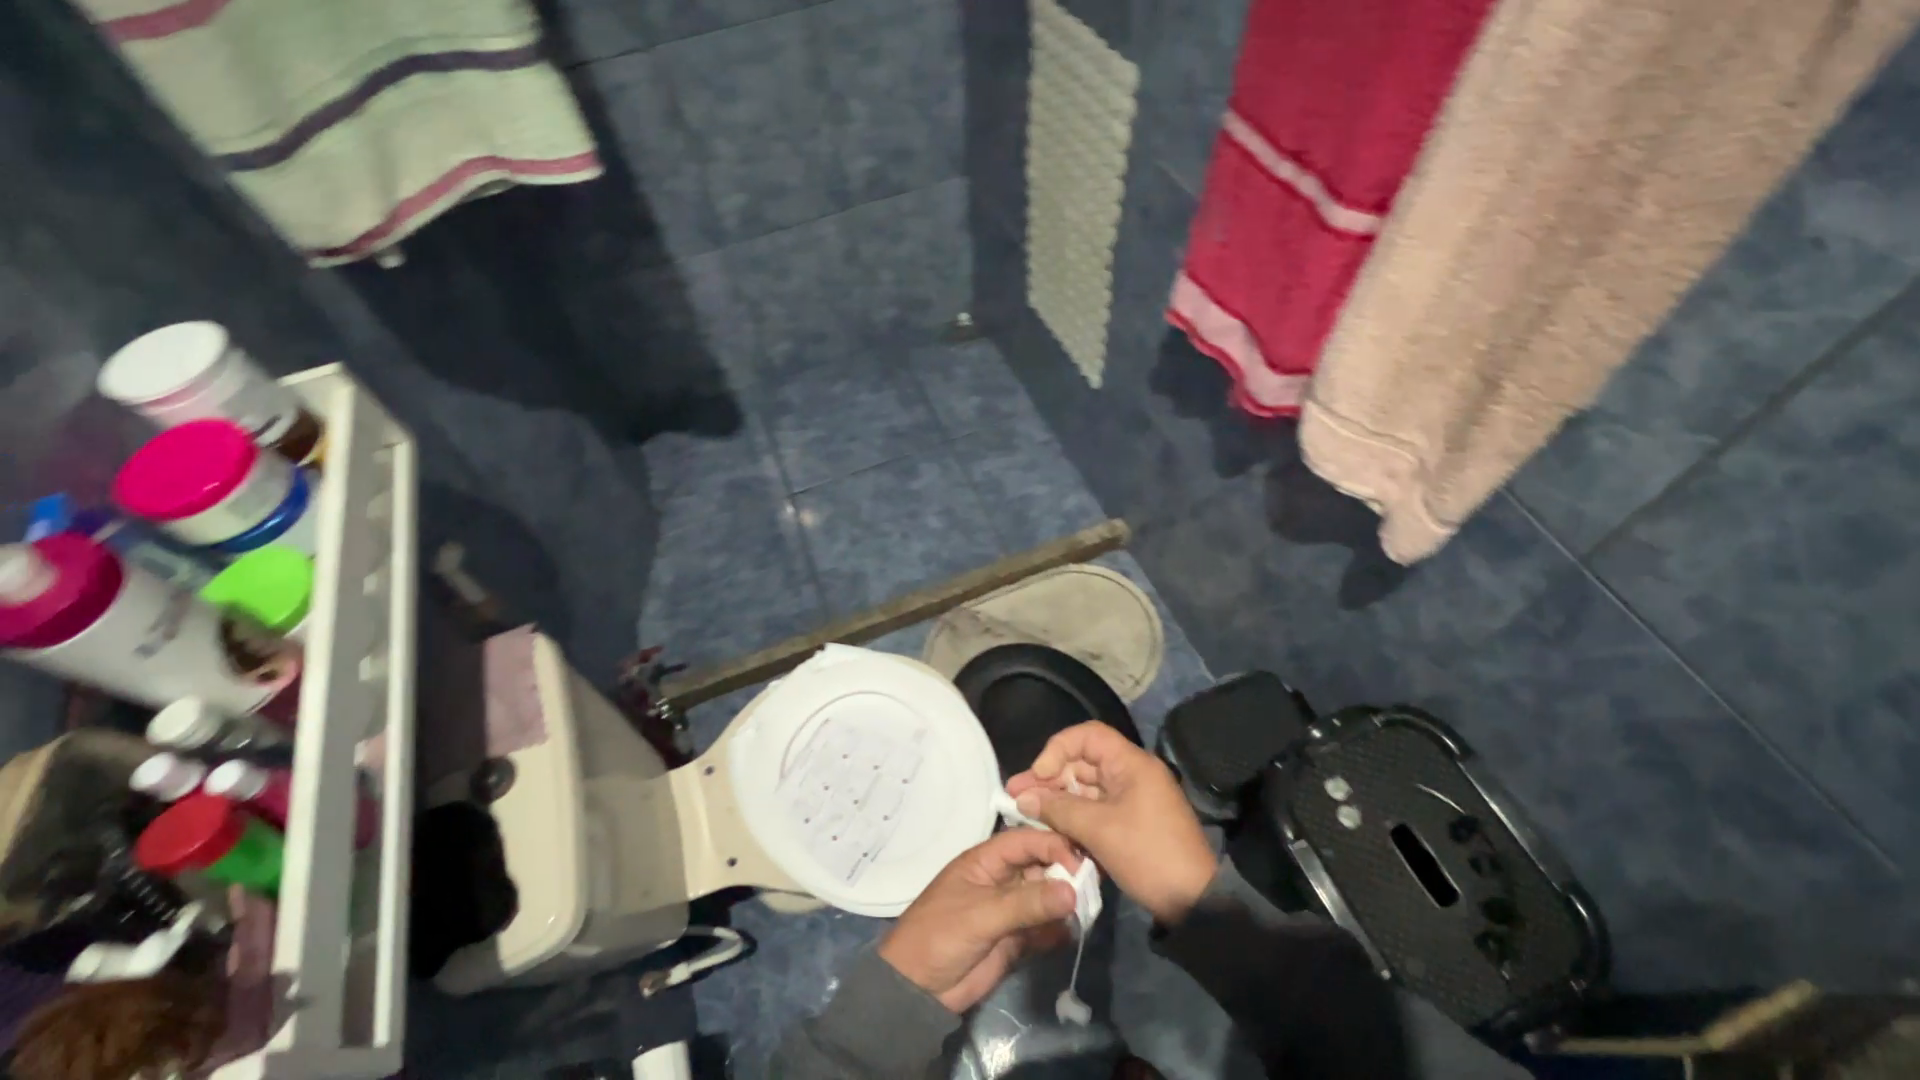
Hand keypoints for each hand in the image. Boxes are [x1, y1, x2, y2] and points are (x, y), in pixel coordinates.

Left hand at [878, 828, 1078, 1012]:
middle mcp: (1003, 879)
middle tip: (1097, 883)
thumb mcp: (981, 915)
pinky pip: (1046, 928)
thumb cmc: (939, 937)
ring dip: (1068, 902)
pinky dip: (1061, 929)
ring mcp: (1011, 910)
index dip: (1054, 845)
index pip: (1027, 840)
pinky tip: (1075, 932)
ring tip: (1091, 909)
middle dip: (1068, 872)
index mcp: (986, 861)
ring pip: (1048, 897)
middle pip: (1042, 866)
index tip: (1081, 862)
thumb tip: (1073, 890)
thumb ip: (1026, 903)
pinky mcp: (1018, 939)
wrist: (917, 990)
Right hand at [1006, 721, 1215, 923]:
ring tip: (1028, 815)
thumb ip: (1058, 809)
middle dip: (1050, 779)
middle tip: (1017, 798)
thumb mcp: (1098, 830)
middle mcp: (1133, 774)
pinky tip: (1053, 831)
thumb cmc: (1147, 854)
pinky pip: (1097, 810)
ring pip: (1087, 789)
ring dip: (1059, 801)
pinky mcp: (1132, 822)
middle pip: (1083, 763)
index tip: (1038, 776)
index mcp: (1132, 764)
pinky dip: (1075, 817)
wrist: (1194, 901)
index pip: (1087, 736)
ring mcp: (1133, 799)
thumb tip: (1023, 797)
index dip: (1057, 750)